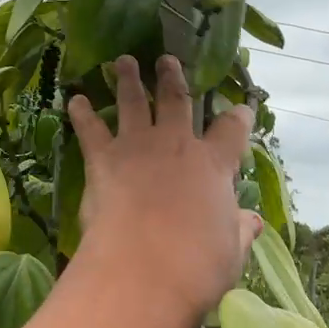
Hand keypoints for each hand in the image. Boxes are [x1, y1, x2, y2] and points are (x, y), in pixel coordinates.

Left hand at [65, 55, 262, 323]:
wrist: (143, 268)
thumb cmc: (196, 265)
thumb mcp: (230, 252)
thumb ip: (239, 231)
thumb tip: (253, 222)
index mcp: (213, 165)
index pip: (232, 132)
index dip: (238, 117)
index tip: (241, 107)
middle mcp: (176, 145)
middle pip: (176, 100)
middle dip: (172, 77)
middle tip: (166, 59)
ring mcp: (137, 146)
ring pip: (133, 102)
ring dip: (129, 80)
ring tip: (124, 61)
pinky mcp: (103, 158)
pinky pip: (90, 129)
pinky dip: (81, 113)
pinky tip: (75, 100)